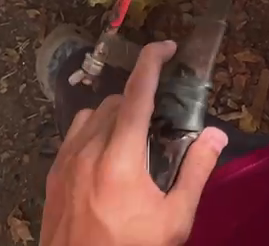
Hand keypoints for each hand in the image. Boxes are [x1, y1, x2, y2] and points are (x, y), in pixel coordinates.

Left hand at [41, 41, 226, 245]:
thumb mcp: (173, 221)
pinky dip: (93, 131)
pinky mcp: (51, 178)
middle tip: (161, 119)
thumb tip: (216, 134)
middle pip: (115, 102)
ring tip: (133, 137)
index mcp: (119, 157)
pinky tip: (106, 154)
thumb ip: (196, 172)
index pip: (136, 92)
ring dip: (115, 114)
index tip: (168, 47)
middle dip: (140, 98)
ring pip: (92, 115)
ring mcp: (65, 164)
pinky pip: (74, 135)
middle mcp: (88, 151)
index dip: (152, 61)